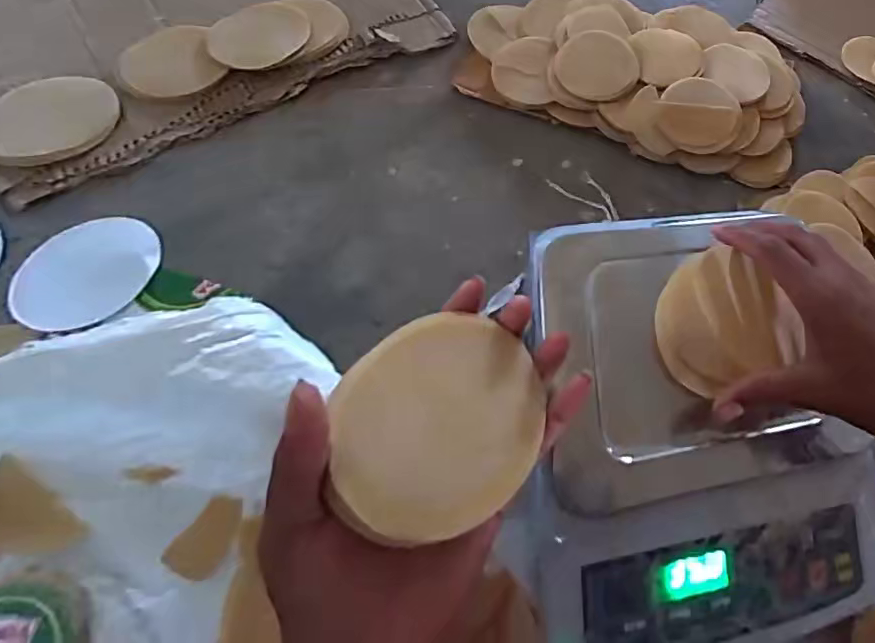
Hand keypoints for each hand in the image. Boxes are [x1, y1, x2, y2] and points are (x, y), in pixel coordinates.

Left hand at [259, 277, 591, 642]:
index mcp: (391, 427)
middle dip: (500, 333)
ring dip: (538, 365)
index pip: (421, 361)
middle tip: (520, 309)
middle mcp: (437, 430)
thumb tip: (304, 387)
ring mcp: (473, 457)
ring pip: (512, 398)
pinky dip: (560, 416)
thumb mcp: (294, 523)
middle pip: (476, 369)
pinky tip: (580, 388)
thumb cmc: (322, 585)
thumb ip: (299, 460)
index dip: (448, 321)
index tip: (473, 288)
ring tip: (559, 339)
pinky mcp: (501, 488)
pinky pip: (535, 445)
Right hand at [710, 221, 874, 441]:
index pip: (773, 251)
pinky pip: (828, 250)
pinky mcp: (868, 285)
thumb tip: (718, 408)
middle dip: (760, 228)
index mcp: (817, 294)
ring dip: (784, 232)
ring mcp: (855, 277)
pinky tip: (798, 265)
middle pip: (793, 234)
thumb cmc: (869, 391)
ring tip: (759, 242)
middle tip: (732, 234)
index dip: (742, 238)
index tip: (717, 233)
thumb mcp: (811, 389)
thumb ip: (761, 391)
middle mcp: (835, 275)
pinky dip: (803, 244)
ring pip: (814, 238)